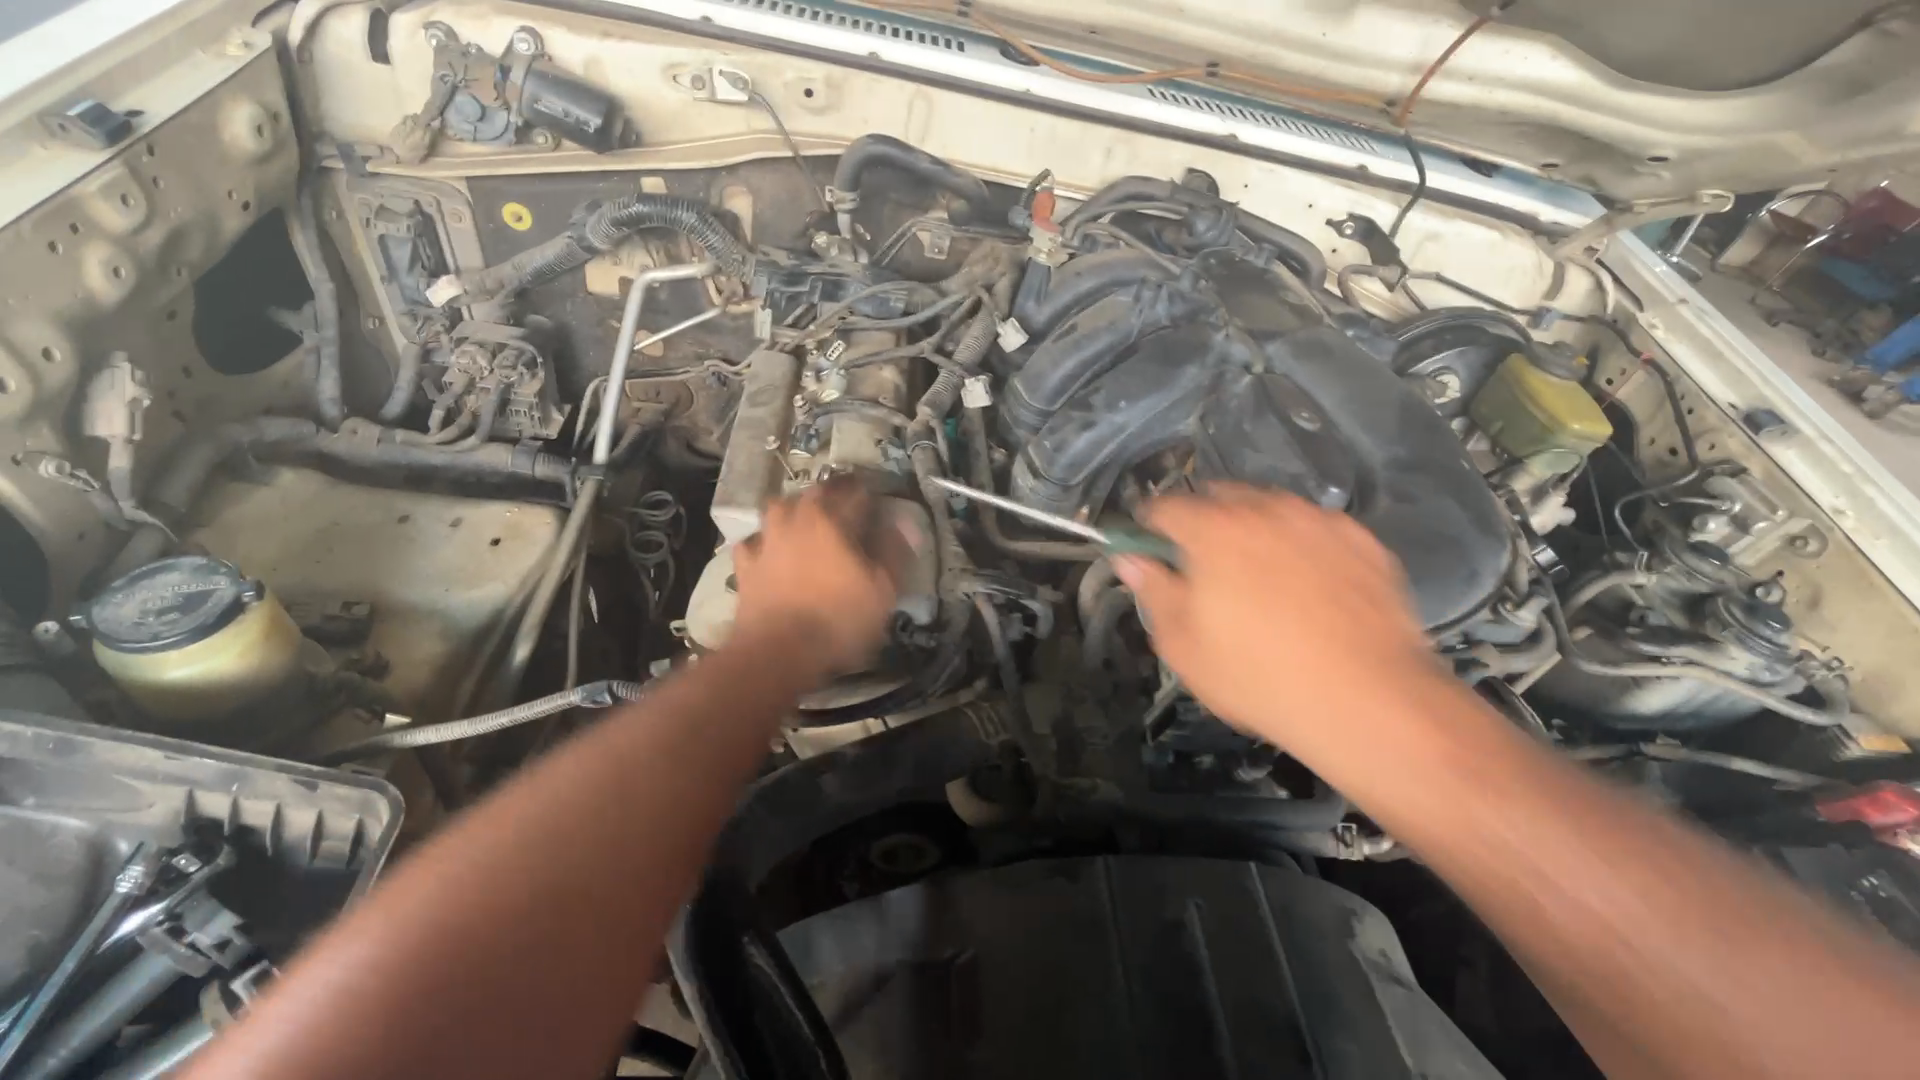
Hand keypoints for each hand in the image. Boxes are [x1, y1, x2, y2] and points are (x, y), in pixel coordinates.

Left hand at [730, 480, 903, 673]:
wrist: (777, 654)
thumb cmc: (837, 621)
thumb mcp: (883, 591)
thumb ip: (894, 551)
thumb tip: (906, 522)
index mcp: (829, 518)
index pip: (854, 490)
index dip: (869, 495)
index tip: (879, 505)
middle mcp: (793, 519)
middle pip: (814, 494)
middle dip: (832, 497)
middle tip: (847, 511)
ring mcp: (765, 541)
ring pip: (778, 509)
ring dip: (794, 512)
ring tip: (806, 526)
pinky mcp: (744, 567)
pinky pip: (754, 543)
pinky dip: (764, 543)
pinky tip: (771, 554)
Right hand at [1113, 484, 1443, 748]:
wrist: (1368, 699)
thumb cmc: (1260, 676)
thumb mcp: (1184, 645)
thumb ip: (1153, 593)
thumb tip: (1131, 561)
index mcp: (1213, 530)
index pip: (1165, 507)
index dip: (1150, 526)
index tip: (1149, 549)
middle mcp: (1267, 510)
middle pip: (1220, 498)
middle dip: (1203, 522)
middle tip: (1203, 566)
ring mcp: (1320, 522)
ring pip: (1272, 511)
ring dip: (1255, 530)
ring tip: (1259, 576)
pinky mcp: (1364, 542)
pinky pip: (1316, 532)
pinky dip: (1302, 547)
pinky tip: (1308, 586)